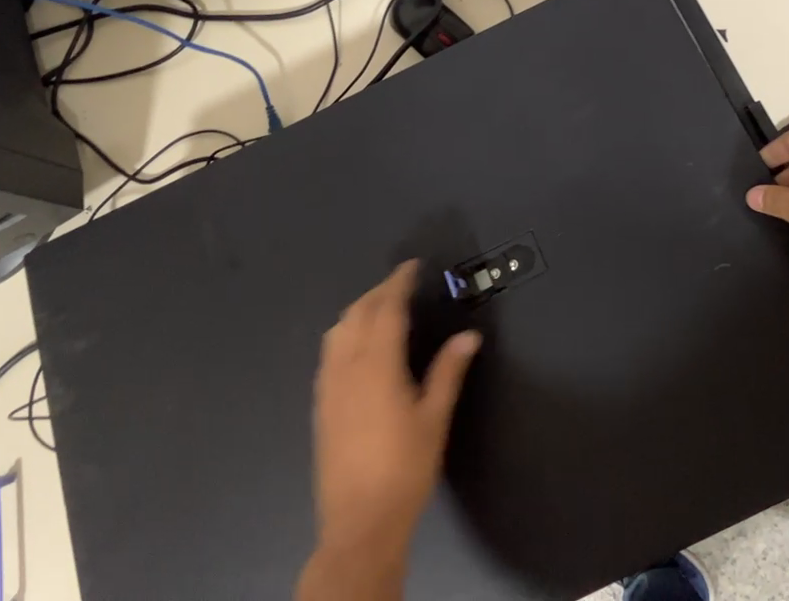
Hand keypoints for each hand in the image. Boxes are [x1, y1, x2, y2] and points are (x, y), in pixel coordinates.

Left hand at [308, 261, 481, 572]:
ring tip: (380, 309)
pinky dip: (344, 334)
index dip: (397, 283)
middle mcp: (346, 368)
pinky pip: (328, 354)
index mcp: (377, 366)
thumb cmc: (405, 468)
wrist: (360, 521)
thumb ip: (448, 372)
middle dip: (377, 292)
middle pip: (356, 314)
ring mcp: (328, 386)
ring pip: (337, 331)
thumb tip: (468, 336)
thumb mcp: (435, 419)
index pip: (385, 309)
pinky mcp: (321, 405)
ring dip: (357, 311)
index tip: (410, 267)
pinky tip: (358, 347)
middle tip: (401, 284)